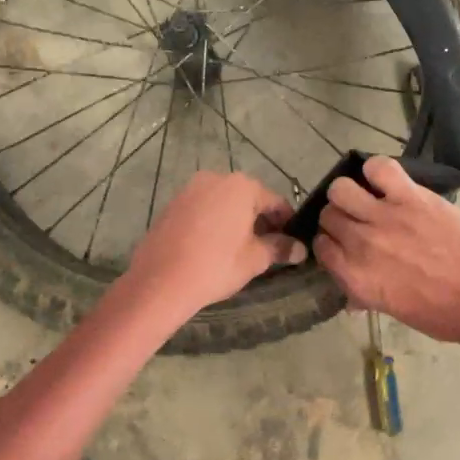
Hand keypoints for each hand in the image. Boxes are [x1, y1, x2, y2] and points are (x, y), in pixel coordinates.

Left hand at [123, 171, 307, 315]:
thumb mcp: (255, 259)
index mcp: (241, 186)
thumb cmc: (216, 266)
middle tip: (268, 248)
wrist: (160, 280)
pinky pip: (203, 208)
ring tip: (241, 249)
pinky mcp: (172, 204)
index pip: (274, 202)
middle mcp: (215, 178)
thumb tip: (299, 249)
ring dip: (236, 220)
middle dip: (260, 220)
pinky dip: (214, 221)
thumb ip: (279, 248)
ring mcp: (190, 189)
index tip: (291, 242)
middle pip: (248, 198)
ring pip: (224, 202)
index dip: (286, 222)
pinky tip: (214, 246)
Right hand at [315, 156, 459, 346]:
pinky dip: (376, 170)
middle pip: (329, 216)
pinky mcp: (411, 197)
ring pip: (341, 189)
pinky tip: (386, 183)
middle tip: (357, 221)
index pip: (321, 248)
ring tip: (367, 200)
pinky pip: (378, 168)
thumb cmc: (443, 314)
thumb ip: (366, 295)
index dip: (329, 244)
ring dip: (349, 194)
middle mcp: (361, 244)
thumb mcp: (394, 311)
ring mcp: (385, 217)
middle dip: (338, 219)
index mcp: (355, 277)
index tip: (341, 244)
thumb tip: (352, 296)